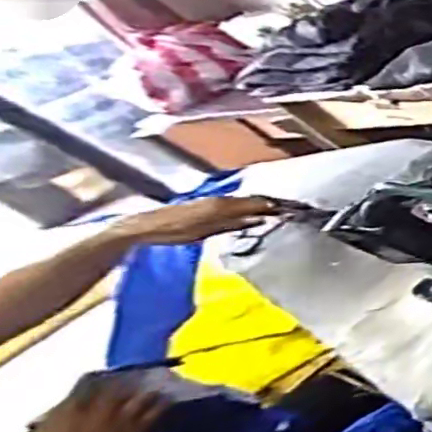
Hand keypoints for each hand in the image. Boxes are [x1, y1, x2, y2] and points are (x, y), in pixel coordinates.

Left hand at [113, 196, 280, 244]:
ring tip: (270, 211)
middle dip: (269, 204)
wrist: (139, 228)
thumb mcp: (206, 232)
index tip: (292, 211)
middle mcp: (220, 199)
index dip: (275, 206)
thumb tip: (262, 219)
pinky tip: (246, 211)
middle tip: (286, 210)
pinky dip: (244, 205)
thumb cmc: (173, 232)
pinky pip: (231, 202)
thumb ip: (235, 224)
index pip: (258, 203)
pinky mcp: (204, 203)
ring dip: (257, 204)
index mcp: (224, 205)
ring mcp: (211, 199)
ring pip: (242, 200)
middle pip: (252, 200)